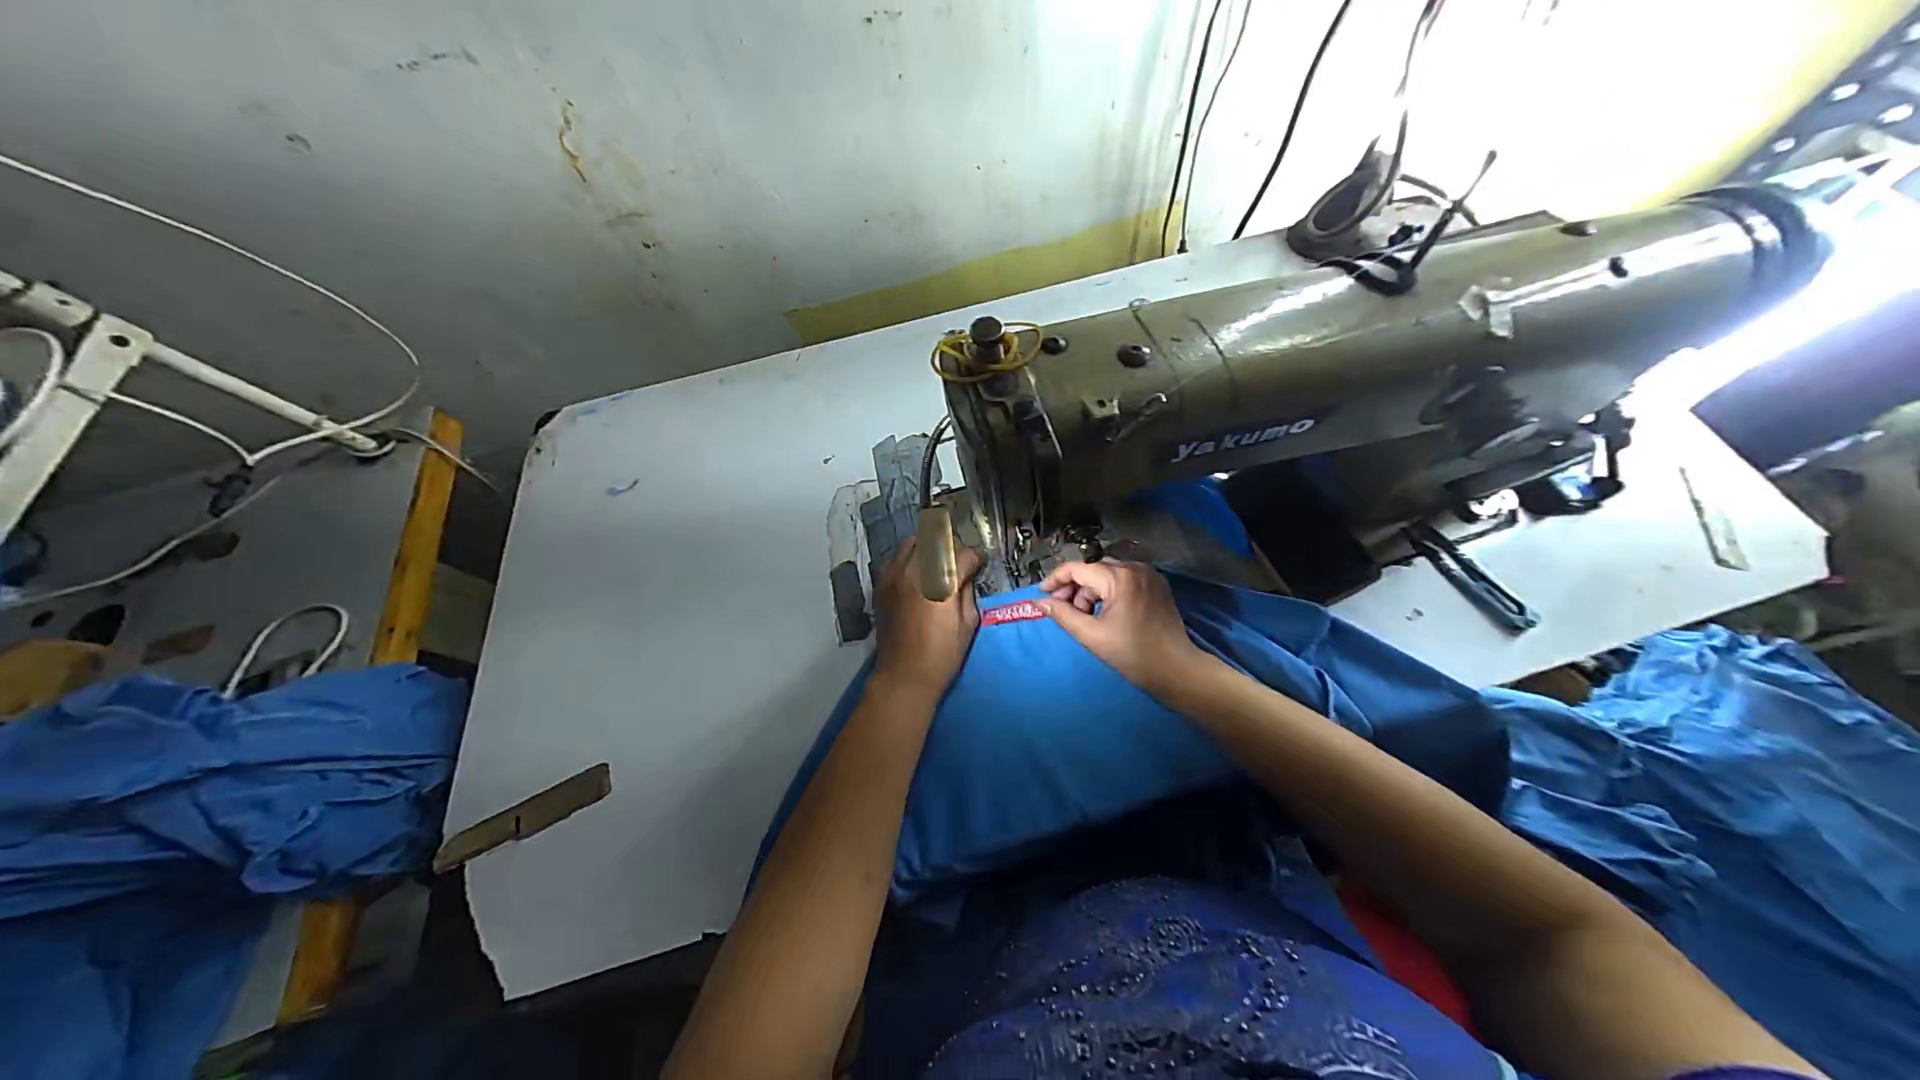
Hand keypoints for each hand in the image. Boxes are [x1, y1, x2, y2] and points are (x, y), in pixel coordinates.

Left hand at [872, 537, 983, 695]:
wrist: (903, 676)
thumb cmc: (942, 655)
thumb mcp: (968, 623)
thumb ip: (968, 592)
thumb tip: (967, 576)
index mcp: (941, 582)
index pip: (963, 554)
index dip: (975, 559)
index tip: (978, 566)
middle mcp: (914, 571)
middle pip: (937, 540)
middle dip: (952, 549)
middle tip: (959, 565)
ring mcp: (893, 575)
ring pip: (913, 543)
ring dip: (929, 549)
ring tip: (937, 566)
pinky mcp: (881, 584)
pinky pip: (896, 558)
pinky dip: (909, 560)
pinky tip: (916, 576)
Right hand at [1035, 560, 1213, 693]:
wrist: (1175, 669)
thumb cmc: (1132, 653)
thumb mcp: (1091, 635)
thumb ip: (1063, 614)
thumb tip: (1040, 601)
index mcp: (1120, 577)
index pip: (1077, 568)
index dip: (1055, 580)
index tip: (1042, 595)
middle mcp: (1135, 568)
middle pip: (1093, 570)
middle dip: (1074, 588)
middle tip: (1063, 611)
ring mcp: (1149, 575)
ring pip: (1107, 575)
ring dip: (1091, 591)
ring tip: (1084, 616)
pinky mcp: (1156, 585)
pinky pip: (1124, 580)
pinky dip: (1108, 592)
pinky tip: (1103, 613)